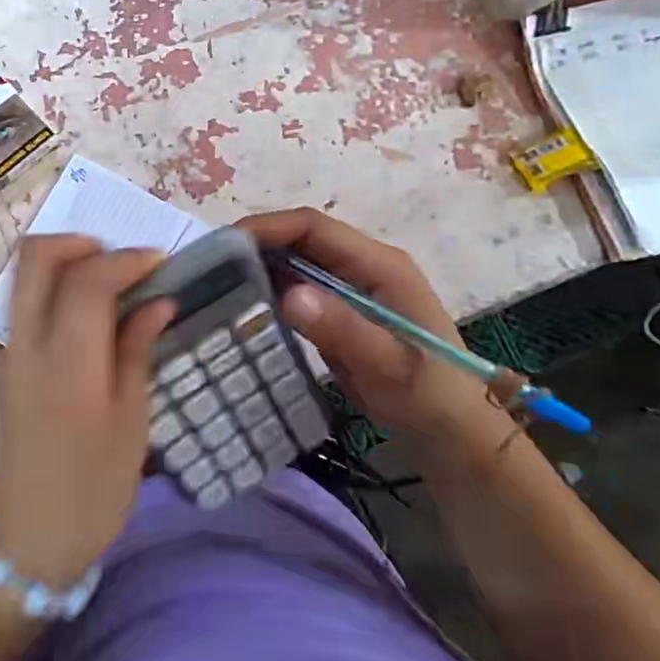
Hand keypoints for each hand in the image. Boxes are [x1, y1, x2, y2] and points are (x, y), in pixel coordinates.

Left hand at [0, 236, 174, 587]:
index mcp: (65, 362)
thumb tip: (158, 301)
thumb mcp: (131, 426)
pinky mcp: (4, 362)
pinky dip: (56, 287)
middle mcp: (25, 343)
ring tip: (114, 284)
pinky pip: (25, 302)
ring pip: (25, 274)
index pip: (88, 278)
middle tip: (126, 263)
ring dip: (67, 261)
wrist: (25, 538)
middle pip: (37, 256)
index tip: (162, 264)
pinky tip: (92, 313)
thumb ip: (137, 352)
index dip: (128, 260)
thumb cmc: (91, 492)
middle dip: (83, 242)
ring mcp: (7, 350)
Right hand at [237, 208, 515, 455]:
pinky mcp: (339, 312)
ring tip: (215, 284)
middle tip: (208, 267)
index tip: (222, 247)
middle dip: (254, 246)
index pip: (313, 227)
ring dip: (257, 268)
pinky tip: (243, 308)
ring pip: (294, 263)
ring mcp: (350, 289)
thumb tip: (287, 294)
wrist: (451, 433)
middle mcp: (362, 267)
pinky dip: (268, 292)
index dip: (267, 228)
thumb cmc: (428, 396)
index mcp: (379, 264)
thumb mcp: (389, 364)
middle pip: (299, 239)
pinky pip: (297, 290)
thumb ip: (343, 328)